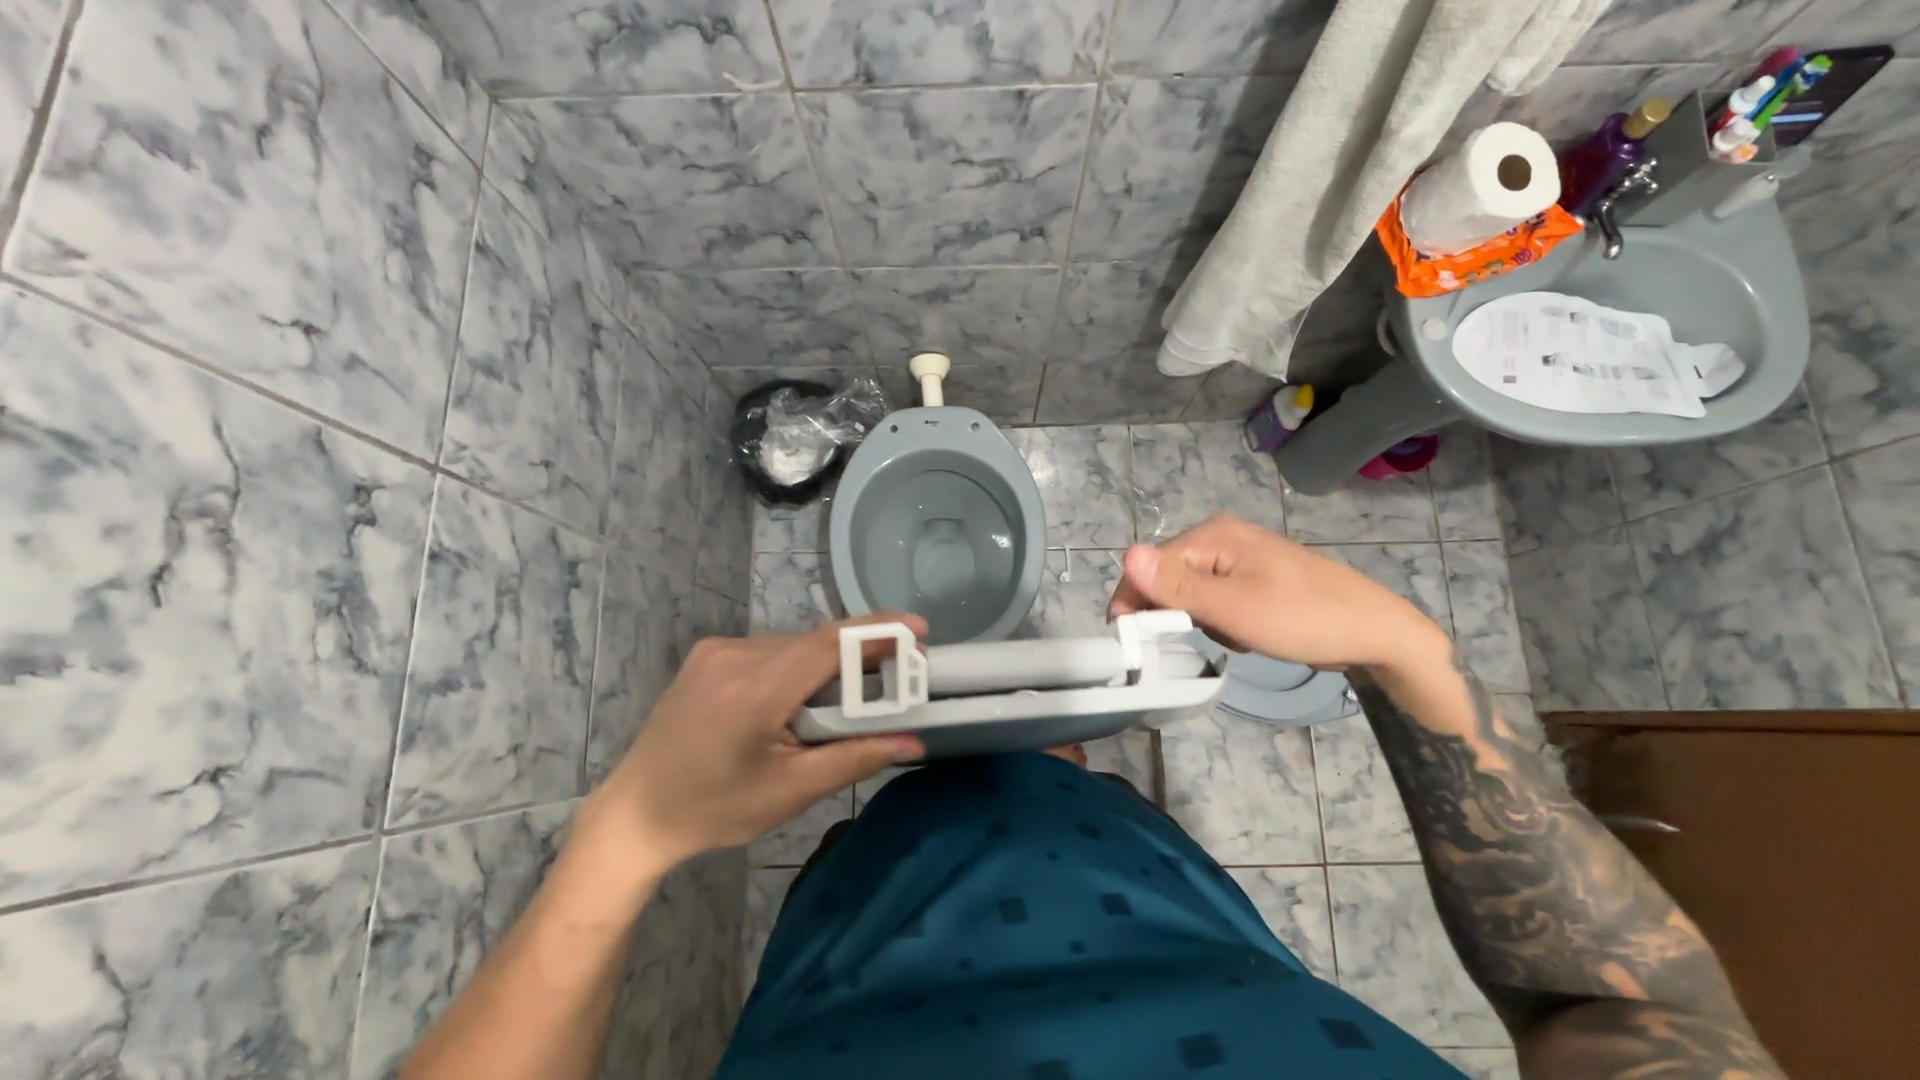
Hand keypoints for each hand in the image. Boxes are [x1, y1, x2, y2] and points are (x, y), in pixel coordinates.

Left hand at [578, 615, 926, 873]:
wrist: (637, 813)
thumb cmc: (716, 809)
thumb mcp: (791, 791)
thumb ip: (855, 758)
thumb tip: (913, 740)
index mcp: (754, 690)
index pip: (830, 644)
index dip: (879, 631)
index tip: (920, 630)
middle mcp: (733, 655)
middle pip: (815, 643)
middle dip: (860, 656)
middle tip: (898, 677)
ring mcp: (715, 651)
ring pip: (792, 645)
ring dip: (826, 665)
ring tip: (847, 700)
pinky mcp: (706, 656)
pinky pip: (768, 651)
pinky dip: (796, 667)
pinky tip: (801, 699)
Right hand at [1108, 515, 1450, 672]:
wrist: (1375, 633)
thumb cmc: (1304, 619)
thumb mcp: (1234, 609)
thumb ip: (1177, 586)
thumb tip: (1125, 553)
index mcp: (1214, 535)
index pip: (1149, 565)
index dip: (1135, 603)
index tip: (1133, 644)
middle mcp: (1223, 536)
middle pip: (1168, 577)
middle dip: (1174, 614)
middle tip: (1201, 639)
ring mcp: (1241, 557)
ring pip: (1191, 593)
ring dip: (1200, 621)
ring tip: (1230, 638)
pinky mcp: (1255, 578)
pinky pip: (1216, 599)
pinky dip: (1221, 621)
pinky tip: (1244, 635)